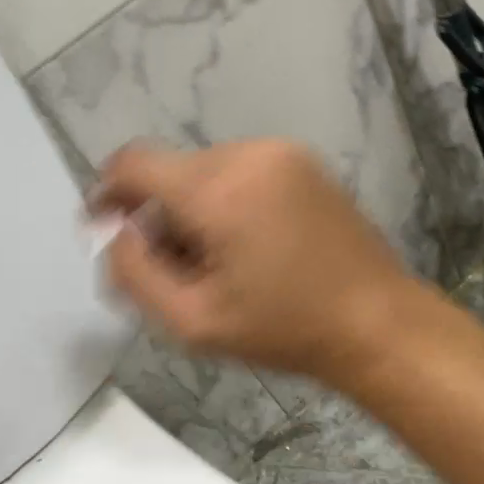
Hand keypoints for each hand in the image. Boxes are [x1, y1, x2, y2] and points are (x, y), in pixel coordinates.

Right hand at [94, 140, 423, 383]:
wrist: (378, 322)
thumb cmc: (284, 329)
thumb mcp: (193, 322)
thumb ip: (133, 274)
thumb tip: (109, 233)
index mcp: (217, 189)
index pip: (131, 164)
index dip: (106, 196)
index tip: (106, 234)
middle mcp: (247, 154)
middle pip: (171, 173)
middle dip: (159, 218)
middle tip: (175, 274)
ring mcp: (282, 154)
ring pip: (205, 173)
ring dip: (194, 213)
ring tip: (218, 268)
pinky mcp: (305, 164)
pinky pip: (242, 173)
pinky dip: (228, 204)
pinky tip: (250, 250)